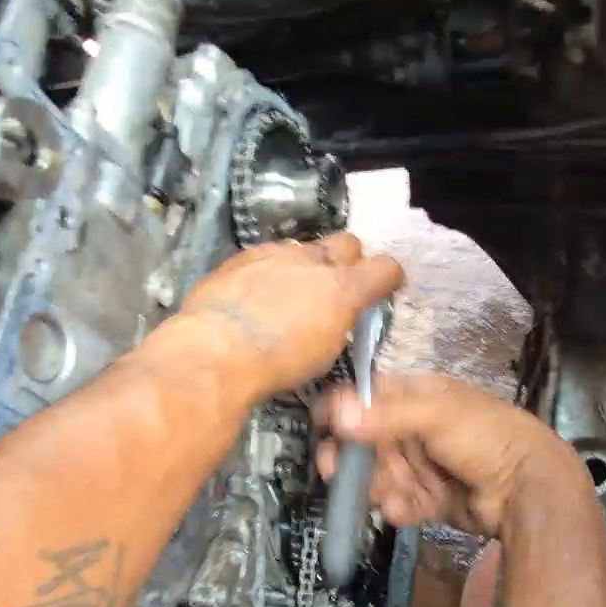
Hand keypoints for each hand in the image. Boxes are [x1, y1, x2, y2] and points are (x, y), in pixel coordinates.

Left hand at [171, 233, 404, 401]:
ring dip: (306, 266)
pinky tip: (257, 295)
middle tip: (338, 284)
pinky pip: (266, 256)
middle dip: (349, 259)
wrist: (216, 351)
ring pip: (303, 248)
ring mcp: (275, 254)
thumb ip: (338, 322)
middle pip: (347, 242)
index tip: (387, 286)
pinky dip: (270, 271)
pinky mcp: (241, 257)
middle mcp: (313, 261)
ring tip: (292, 293)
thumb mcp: (325, 352)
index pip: (385, 267)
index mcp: (343, 288)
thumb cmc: (278, 364)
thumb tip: (337, 315)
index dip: (389, 276)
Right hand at [314, 374, 589, 537]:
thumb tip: (336, 415)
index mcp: (420, 396)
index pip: (369, 396)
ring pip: (380, 476)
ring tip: (382, 495)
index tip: (320, 424)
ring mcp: (424, 466)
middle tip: (332, 470)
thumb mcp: (437, 415)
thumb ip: (385, 416)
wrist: (529, 490)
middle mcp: (417, 429)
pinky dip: (399, 507)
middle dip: (351, 458)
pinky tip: (403, 510)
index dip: (343, 408)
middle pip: (367, 442)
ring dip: (375, 487)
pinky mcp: (430, 499)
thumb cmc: (487, 437)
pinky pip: (401, 502)